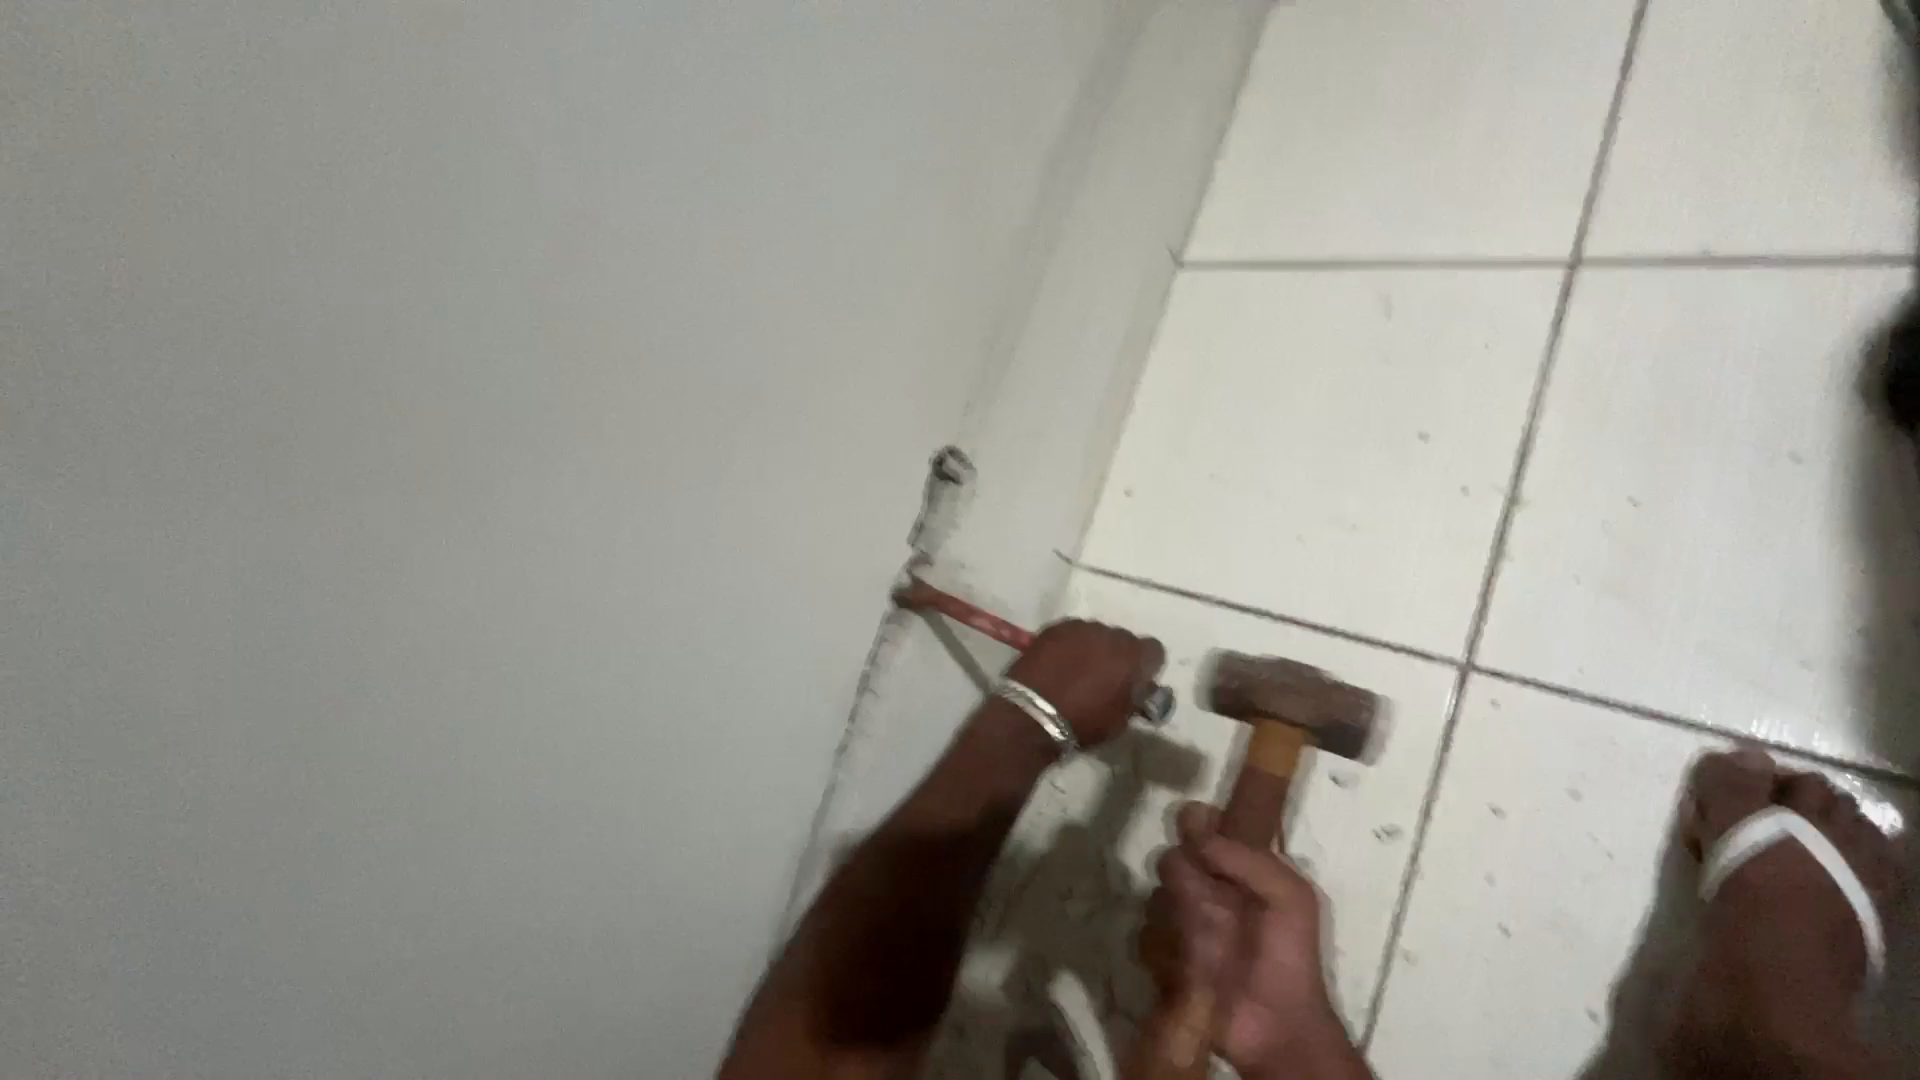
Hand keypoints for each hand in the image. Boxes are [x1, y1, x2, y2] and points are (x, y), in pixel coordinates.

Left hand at [1003, 619, 1164, 747]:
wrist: (1032, 714)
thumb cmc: (1083, 722)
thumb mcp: (1121, 719)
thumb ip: (1137, 698)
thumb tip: (1141, 689)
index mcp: (1133, 656)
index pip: (1154, 650)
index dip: (1146, 666)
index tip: (1135, 681)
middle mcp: (1110, 634)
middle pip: (1123, 639)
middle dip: (1118, 655)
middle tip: (1104, 677)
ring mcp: (1080, 627)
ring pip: (1096, 634)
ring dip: (1093, 648)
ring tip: (1076, 670)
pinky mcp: (1053, 628)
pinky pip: (1071, 633)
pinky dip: (1069, 645)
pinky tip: (1058, 663)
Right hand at [1139, 803, 1351, 1075]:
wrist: (1277, 1026)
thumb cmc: (1289, 955)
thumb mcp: (1292, 897)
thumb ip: (1250, 858)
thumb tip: (1196, 827)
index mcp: (1231, 870)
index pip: (1197, 827)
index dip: (1192, 826)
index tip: (1194, 835)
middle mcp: (1200, 890)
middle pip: (1169, 861)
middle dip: (1182, 879)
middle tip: (1204, 905)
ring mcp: (1178, 923)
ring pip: (1153, 899)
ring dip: (1175, 921)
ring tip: (1204, 949)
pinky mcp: (1160, 956)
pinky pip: (1143, 938)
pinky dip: (1164, 953)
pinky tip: (1190, 969)